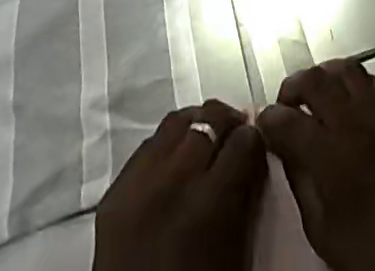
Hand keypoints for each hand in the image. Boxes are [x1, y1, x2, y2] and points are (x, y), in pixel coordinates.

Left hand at [93, 99, 267, 270]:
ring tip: (209, 131)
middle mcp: (173, 181)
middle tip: (240, 126)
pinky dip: (167, 143)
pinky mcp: (114, 190)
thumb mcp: (236, 254)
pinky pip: (146, 148)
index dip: (255, 138)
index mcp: (210, 204)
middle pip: (206, 123)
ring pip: (173, 125)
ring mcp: (137, 181)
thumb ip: (244, 202)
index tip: (261, 136)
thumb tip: (252, 158)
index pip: (241, 145)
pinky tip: (177, 152)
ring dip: (196, 123)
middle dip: (227, 120)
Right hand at [257, 60, 374, 270]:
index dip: (268, 120)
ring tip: (318, 95)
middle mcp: (356, 129)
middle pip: (313, 79)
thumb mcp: (316, 224)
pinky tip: (353, 102)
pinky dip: (360, 85)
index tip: (266, 127)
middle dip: (292, 88)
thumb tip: (281, 145)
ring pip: (347, 70)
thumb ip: (295, 175)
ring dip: (325, 78)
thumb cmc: (369, 253)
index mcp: (330, 157)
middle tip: (288, 105)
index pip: (284, 117)